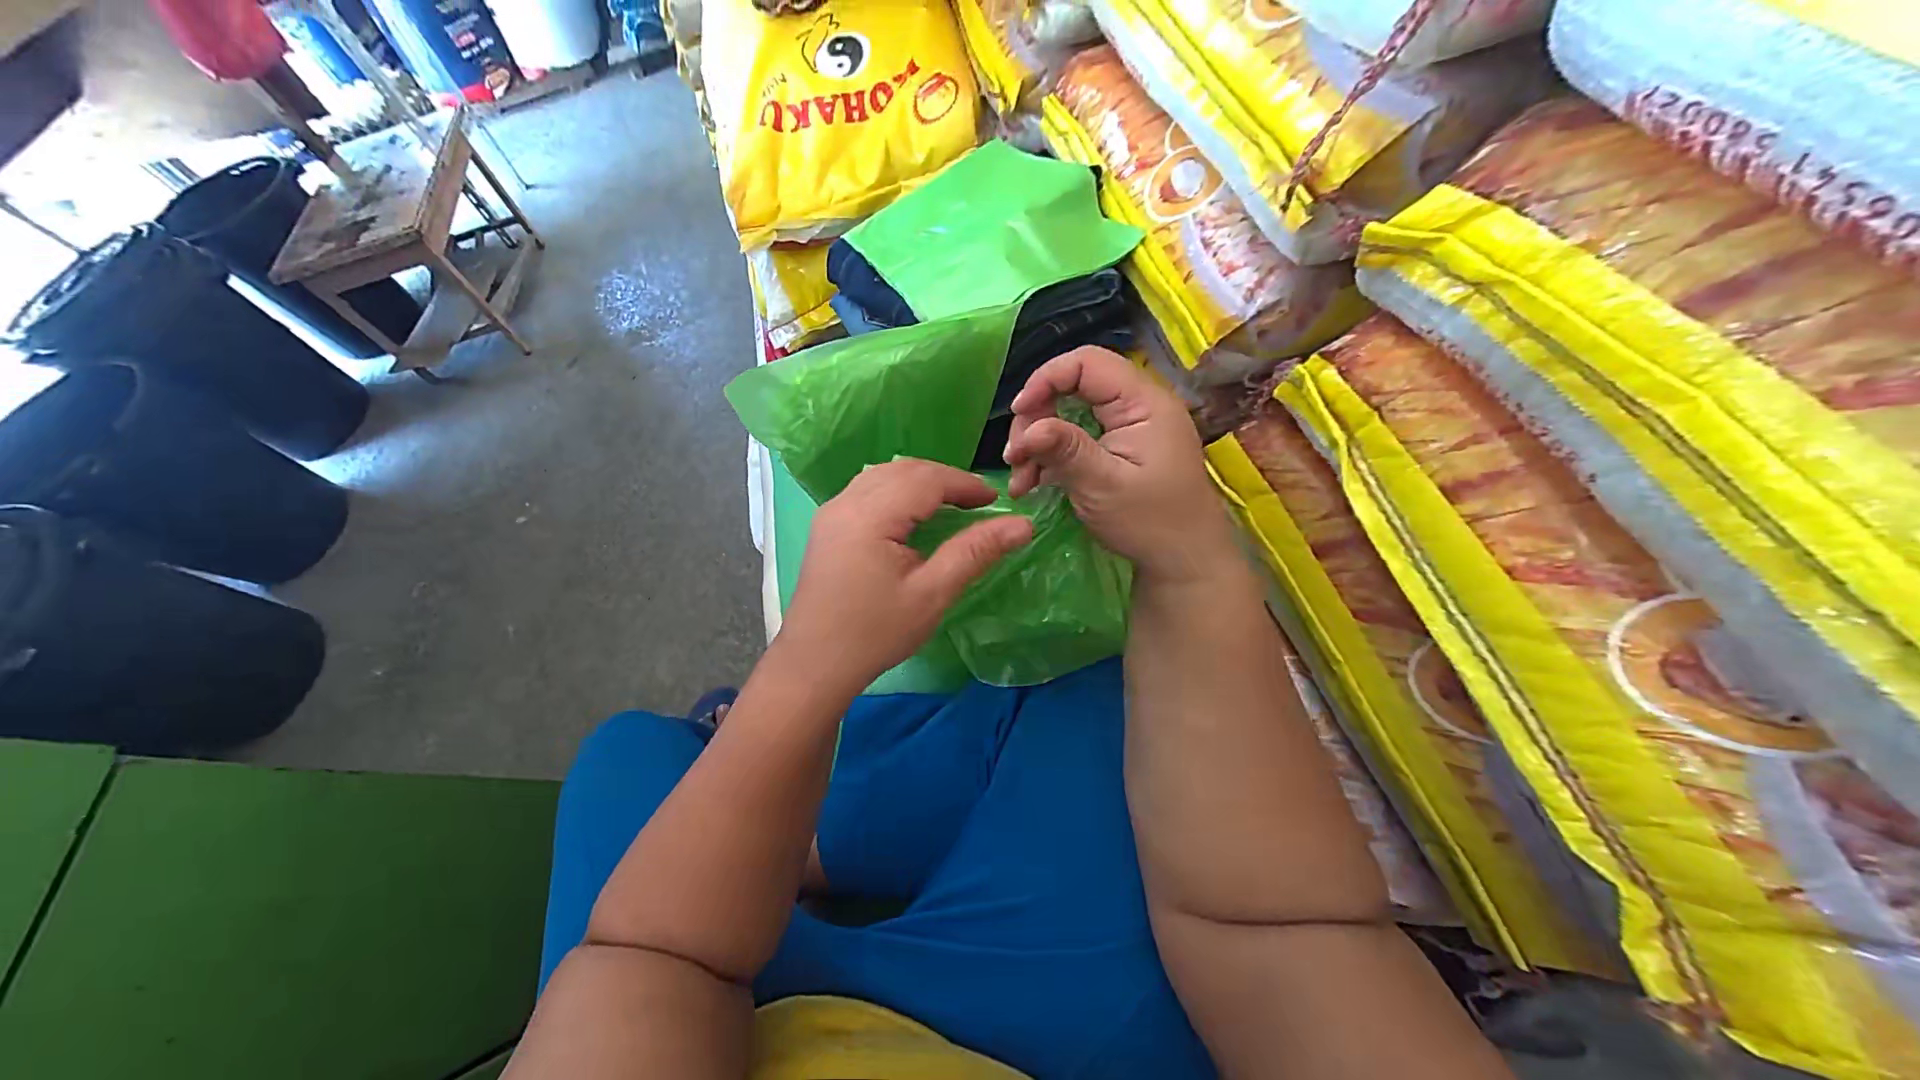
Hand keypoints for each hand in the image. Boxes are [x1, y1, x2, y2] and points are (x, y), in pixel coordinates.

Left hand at [779, 458, 1033, 687]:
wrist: (815, 664)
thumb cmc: (875, 633)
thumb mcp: (932, 594)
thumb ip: (975, 552)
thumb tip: (1022, 525)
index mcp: (871, 515)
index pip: (926, 478)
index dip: (965, 484)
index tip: (996, 502)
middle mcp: (846, 502)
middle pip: (903, 469)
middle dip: (945, 479)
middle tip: (978, 504)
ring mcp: (832, 512)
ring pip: (883, 475)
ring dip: (920, 481)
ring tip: (951, 505)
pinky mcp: (827, 525)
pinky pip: (867, 489)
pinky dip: (898, 491)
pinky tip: (914, 515)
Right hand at [1004, 347, 1236, 583]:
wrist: (1183, 562)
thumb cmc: (1151, 523)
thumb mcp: (1103, 486)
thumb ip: (1065, 450)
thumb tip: (1028, 428)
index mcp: (1143, 403)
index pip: (1087, 363)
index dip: (1046, 379)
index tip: (1019, 412)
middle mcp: (1136, 406)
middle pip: (1072, 387)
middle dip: (1036, 417)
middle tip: (1016, 456)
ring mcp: (1126, 429)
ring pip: (1067, 414)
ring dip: (1038, 443)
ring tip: (1021, 480)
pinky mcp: (1116, 451)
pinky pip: (1075, 439)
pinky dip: (1050, 458)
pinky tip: (1032, 484)